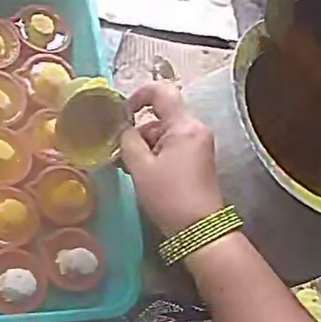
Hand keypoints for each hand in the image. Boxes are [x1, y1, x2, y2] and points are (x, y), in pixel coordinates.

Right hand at [118, 82, 225, 236]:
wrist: (199, 229)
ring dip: (145, 147)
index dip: (137, 96)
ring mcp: (199, 145)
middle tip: (121, 156)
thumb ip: (128, 142)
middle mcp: (195, 129)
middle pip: (160, 118)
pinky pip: (172, 147)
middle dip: (138, 133)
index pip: (161, 92)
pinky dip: (156, 156)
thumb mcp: (141, 168)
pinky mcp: (198, 160)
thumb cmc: (169, 197)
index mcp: (184, 125)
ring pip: (164, 134)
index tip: (122, 115)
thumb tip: (124, 130)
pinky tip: (145, 176)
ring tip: (132, 171)